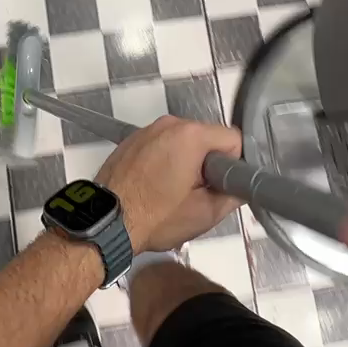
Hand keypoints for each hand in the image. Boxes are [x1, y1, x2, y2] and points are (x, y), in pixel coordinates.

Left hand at [94, 116, 243, 252]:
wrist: (106, 222)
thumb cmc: (154, 217)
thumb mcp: (205, 213)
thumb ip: (234, 195)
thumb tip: (241, 187)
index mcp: (190, 135)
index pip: (233, 139)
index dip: (233, 166)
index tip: (221, 186)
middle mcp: (168, 123)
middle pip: (207, 138)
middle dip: (209, 164)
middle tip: (198, 194)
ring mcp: (147, 129)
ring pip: (184, 142)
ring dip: (187, 163)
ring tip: (174, 193)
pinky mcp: (132, 139)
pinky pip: (162, 145)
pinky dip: (165, 161)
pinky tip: (157, 186)